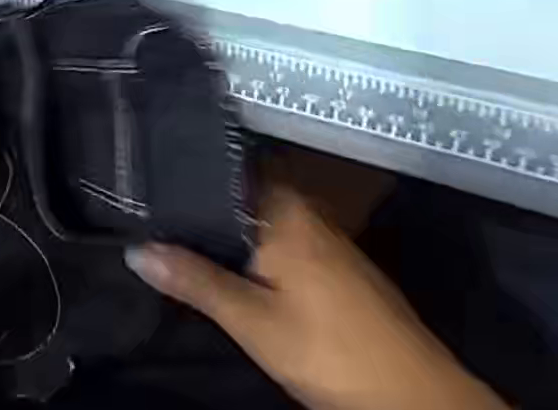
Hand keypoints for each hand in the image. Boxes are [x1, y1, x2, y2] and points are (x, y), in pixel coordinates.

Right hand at [126, 183, 505, 409]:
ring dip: (220, 226)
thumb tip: (135, 248)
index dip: (176, 179)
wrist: (422, 401)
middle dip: (195, 205)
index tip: (137, 184)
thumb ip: (195, 279)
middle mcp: (299, 204)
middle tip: (145, 212)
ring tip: (172, 232)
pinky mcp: (331, 258)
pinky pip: (274, 232)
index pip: (216, 172)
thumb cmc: (331, 353)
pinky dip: (247, 242)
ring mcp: (319, 230)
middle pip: (233, 192)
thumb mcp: (253, 322)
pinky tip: (227, 262)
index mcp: (279, 205)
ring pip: (253, 214)